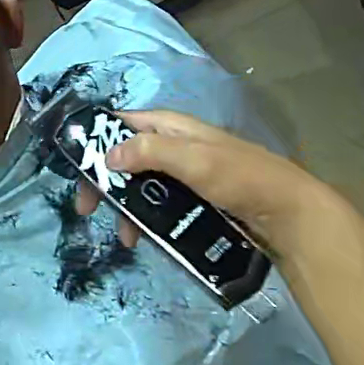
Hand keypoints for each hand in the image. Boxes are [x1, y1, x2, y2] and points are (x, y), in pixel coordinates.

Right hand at [79, 110, 351, 260]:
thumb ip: (151, 152)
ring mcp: (183, 174)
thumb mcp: (194, 160)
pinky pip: (159, 205)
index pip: (122, 123)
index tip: (76, 168)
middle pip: (125, 157)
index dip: (96, 140)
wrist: (287, 213)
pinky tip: (143, 240)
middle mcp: (173, 145)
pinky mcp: (193, 199)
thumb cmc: (240, 177)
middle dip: (105, 181)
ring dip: (125, 207)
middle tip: (87, 210)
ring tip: (124, 236)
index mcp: (171, 126)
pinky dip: (145, 219)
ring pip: (140, 185)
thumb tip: (108, 155)